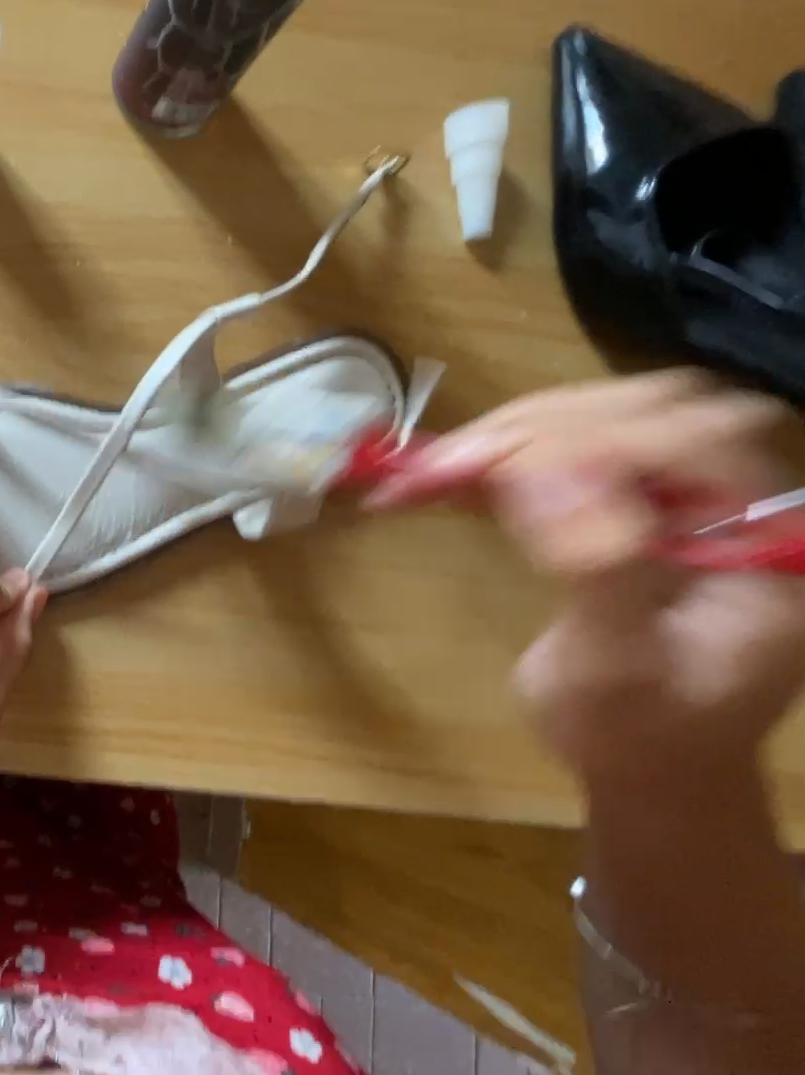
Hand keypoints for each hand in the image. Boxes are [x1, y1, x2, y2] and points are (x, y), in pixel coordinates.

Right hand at [368, 372, 804, 788]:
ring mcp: (668, 503)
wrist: (647, 766)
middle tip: (440, 466)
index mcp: (760, 534)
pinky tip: (427, 485)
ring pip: (588, 423)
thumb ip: (599, 571)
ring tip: (417, 476)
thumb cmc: (643, 735)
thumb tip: (542, 479)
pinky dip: (484, 464)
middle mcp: (725, 501)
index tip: (472, 470)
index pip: (683, 437)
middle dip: (531, 427)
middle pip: (638, 409)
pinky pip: (550, 460)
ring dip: (497, 440)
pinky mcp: (612, 512)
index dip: (576, 437)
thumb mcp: (623, 670)